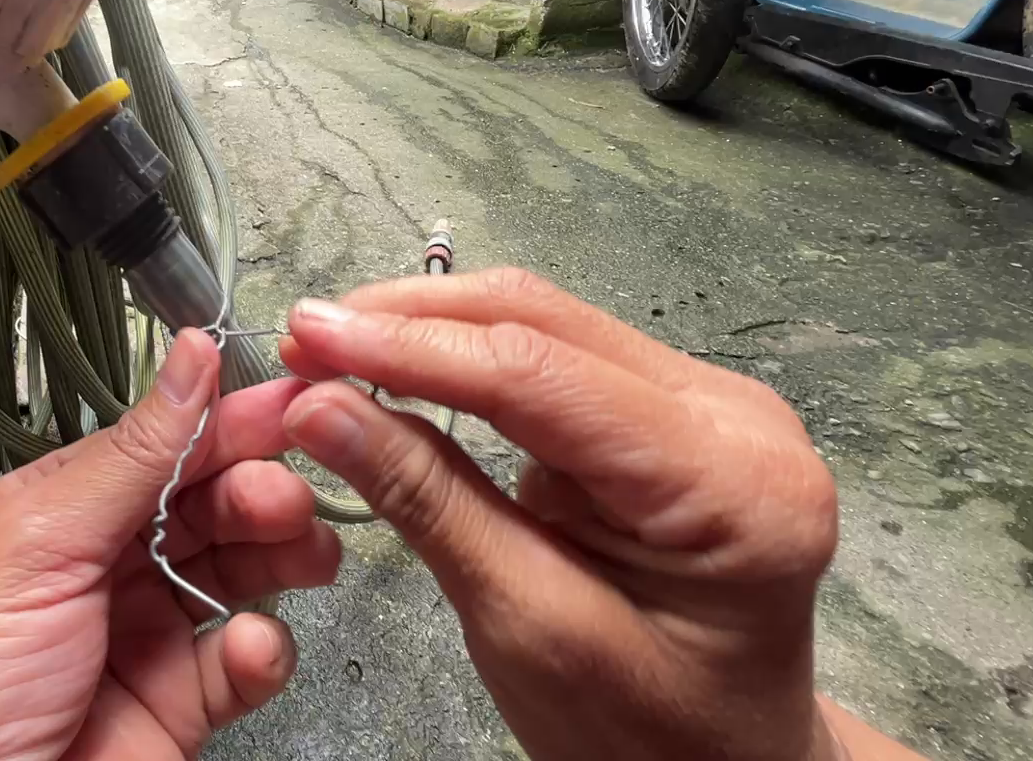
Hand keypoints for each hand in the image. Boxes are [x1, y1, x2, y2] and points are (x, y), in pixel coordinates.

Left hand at [0, 330, 340, 759]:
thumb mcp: (44, 540)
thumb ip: (134, 451)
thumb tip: (190, 353)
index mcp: (66, 506)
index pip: (162, 445)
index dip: (225, 421)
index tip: (289, 402)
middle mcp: (109, 558)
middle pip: (205, 502)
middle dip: (256, 487)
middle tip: (290, 490)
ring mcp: (144, 629)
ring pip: (235, 570)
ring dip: (277, 553)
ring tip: (303, 550)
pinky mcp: (174, 702)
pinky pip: (238, 662)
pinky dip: (261, 650)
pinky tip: (255, 647)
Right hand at [277, 268, 917, 760]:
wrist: (717, 760)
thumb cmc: (634, 726)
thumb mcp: (521, 621)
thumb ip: (423, 498)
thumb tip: (315, 405)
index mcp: (727, 480)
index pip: (537, 374)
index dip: (410, 347)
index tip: (308, 337)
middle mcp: (726, 408)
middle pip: (535, 318)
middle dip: (405, 319)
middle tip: (305, 337)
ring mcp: (693, 393)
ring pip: (530, 315)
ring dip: (420, 322)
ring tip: (332, 343)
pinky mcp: (650, 396)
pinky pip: (535, 342)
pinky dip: (450, 345)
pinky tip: (393, 355)